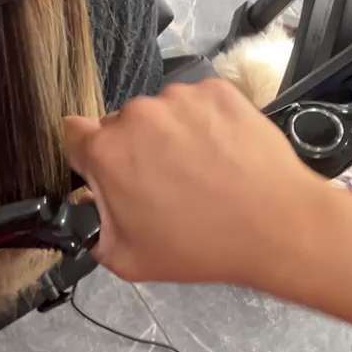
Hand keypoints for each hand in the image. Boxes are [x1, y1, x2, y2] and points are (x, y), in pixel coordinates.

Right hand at [63, 78, 341, 290]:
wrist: (279, 227)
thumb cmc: (203, 245)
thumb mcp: (128, 260)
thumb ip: (92, 232)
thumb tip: (88, 210)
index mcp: (107, 152)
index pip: (72, 133)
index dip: (86, 154)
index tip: (106, 171)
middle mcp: (137, 115)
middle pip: (120, 125)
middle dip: (133, 149)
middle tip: (162, 183)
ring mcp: (179, 98)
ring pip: (160, 113)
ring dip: (169, 134)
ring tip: (200, 170)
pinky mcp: (217, 92)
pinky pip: (197, 102)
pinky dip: (204, 122)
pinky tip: (221, 153)